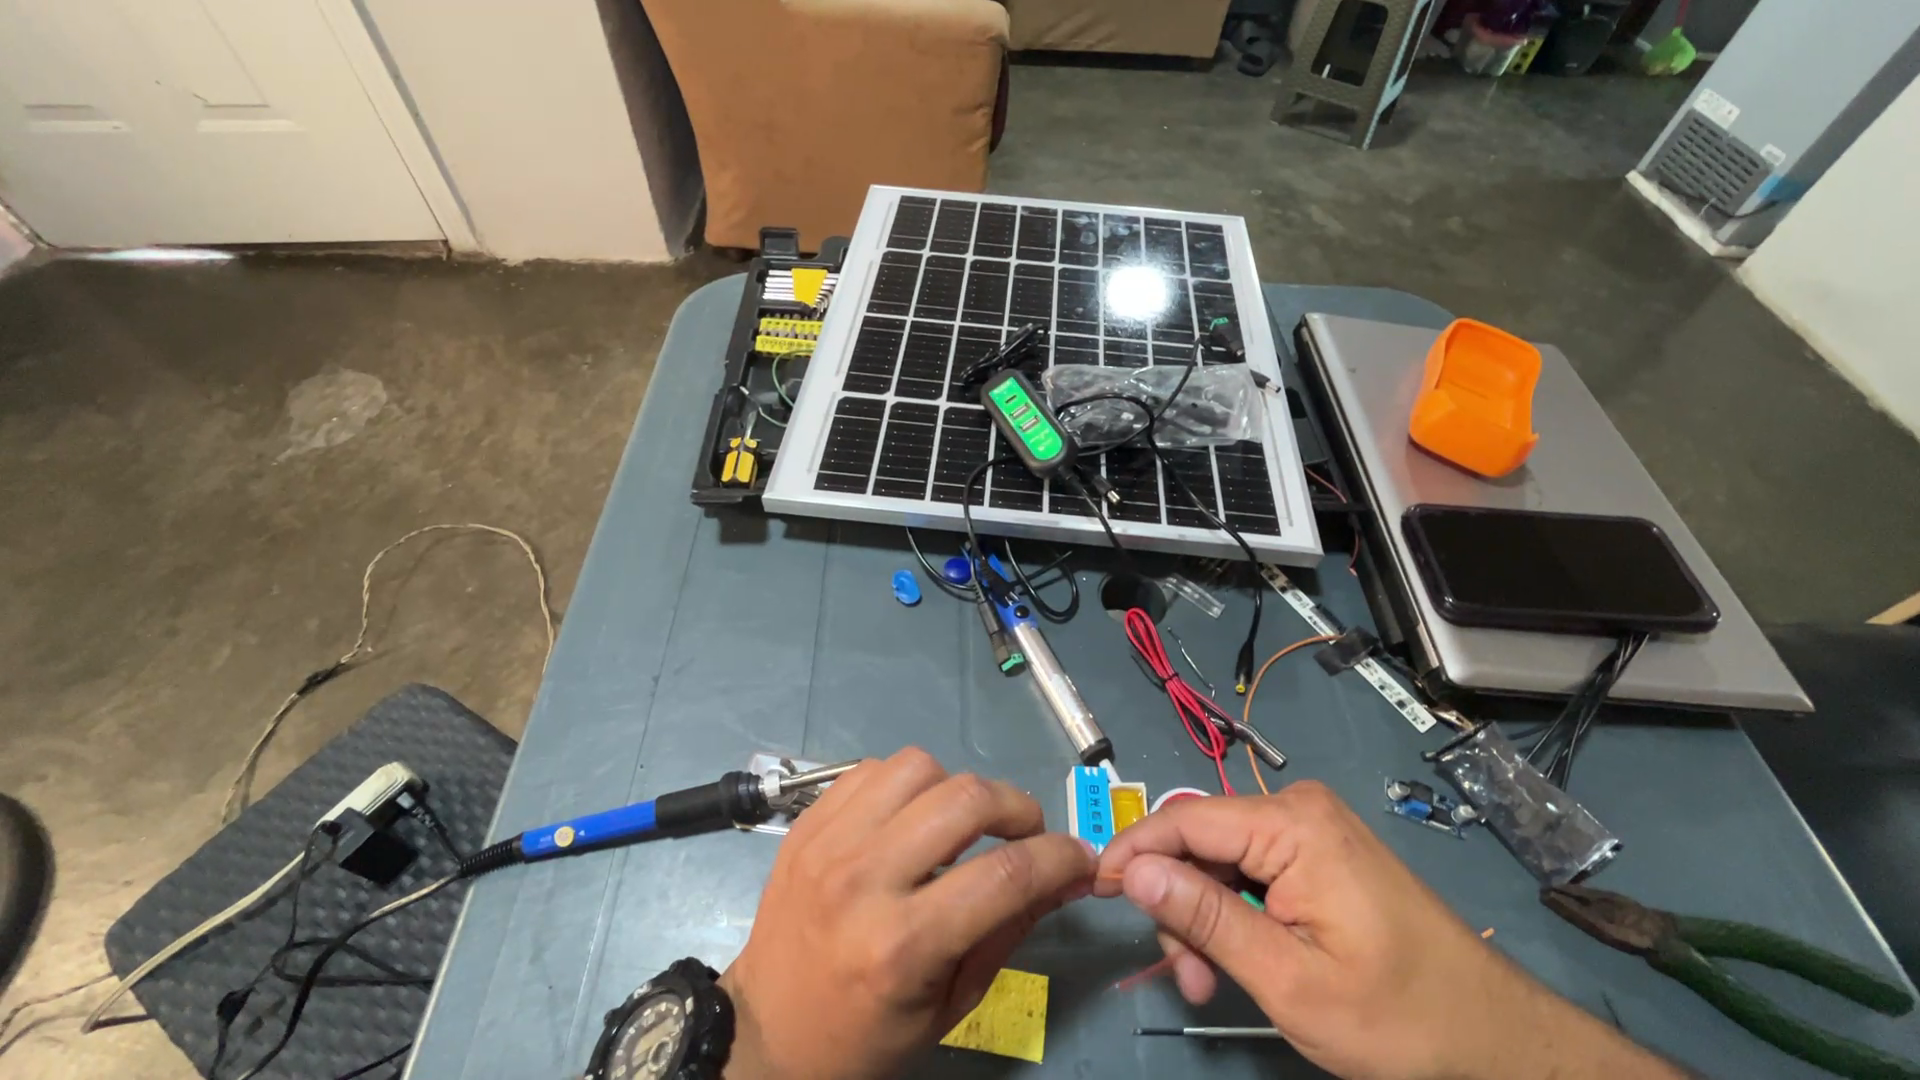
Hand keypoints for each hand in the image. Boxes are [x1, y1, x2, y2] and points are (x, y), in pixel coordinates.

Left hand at [720, 748, 1095, 1079]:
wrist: (768, 1031)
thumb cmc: (867, 1034)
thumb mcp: (952, 1002)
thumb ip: (1011, 928)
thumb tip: (1067, 875)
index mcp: (902, 945)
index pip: (1004, 875)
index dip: (1058, 858)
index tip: (1079, 857)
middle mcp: (863, 880)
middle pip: (964, 800)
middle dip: (1017, 808)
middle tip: (1025, 834)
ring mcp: (828, 843)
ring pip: (918, 767)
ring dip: (957, 789)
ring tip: (961, 825)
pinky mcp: (806, 824)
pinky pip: (873, 769)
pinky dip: (907, 785)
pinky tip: (911, 818)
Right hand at [1095, 782, 1683, 1079]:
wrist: (1496, 1040)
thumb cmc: (1397, 1016)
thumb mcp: (1288, 979)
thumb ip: (1205, 918)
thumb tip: (1134, 871)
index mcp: (1291, 825)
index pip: (1184, 820)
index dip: (1133, 852)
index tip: (1094, 892)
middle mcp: (1296, 809)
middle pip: (1200, 842)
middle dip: (1178, 904)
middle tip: (1181, 976)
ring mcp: (1310, 829)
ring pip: (1220, 861)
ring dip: (1202, 916)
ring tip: (1207, 981)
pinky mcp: (1318, 853)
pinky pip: (1250, 871)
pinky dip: (1232, 914)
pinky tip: (1234, 958)